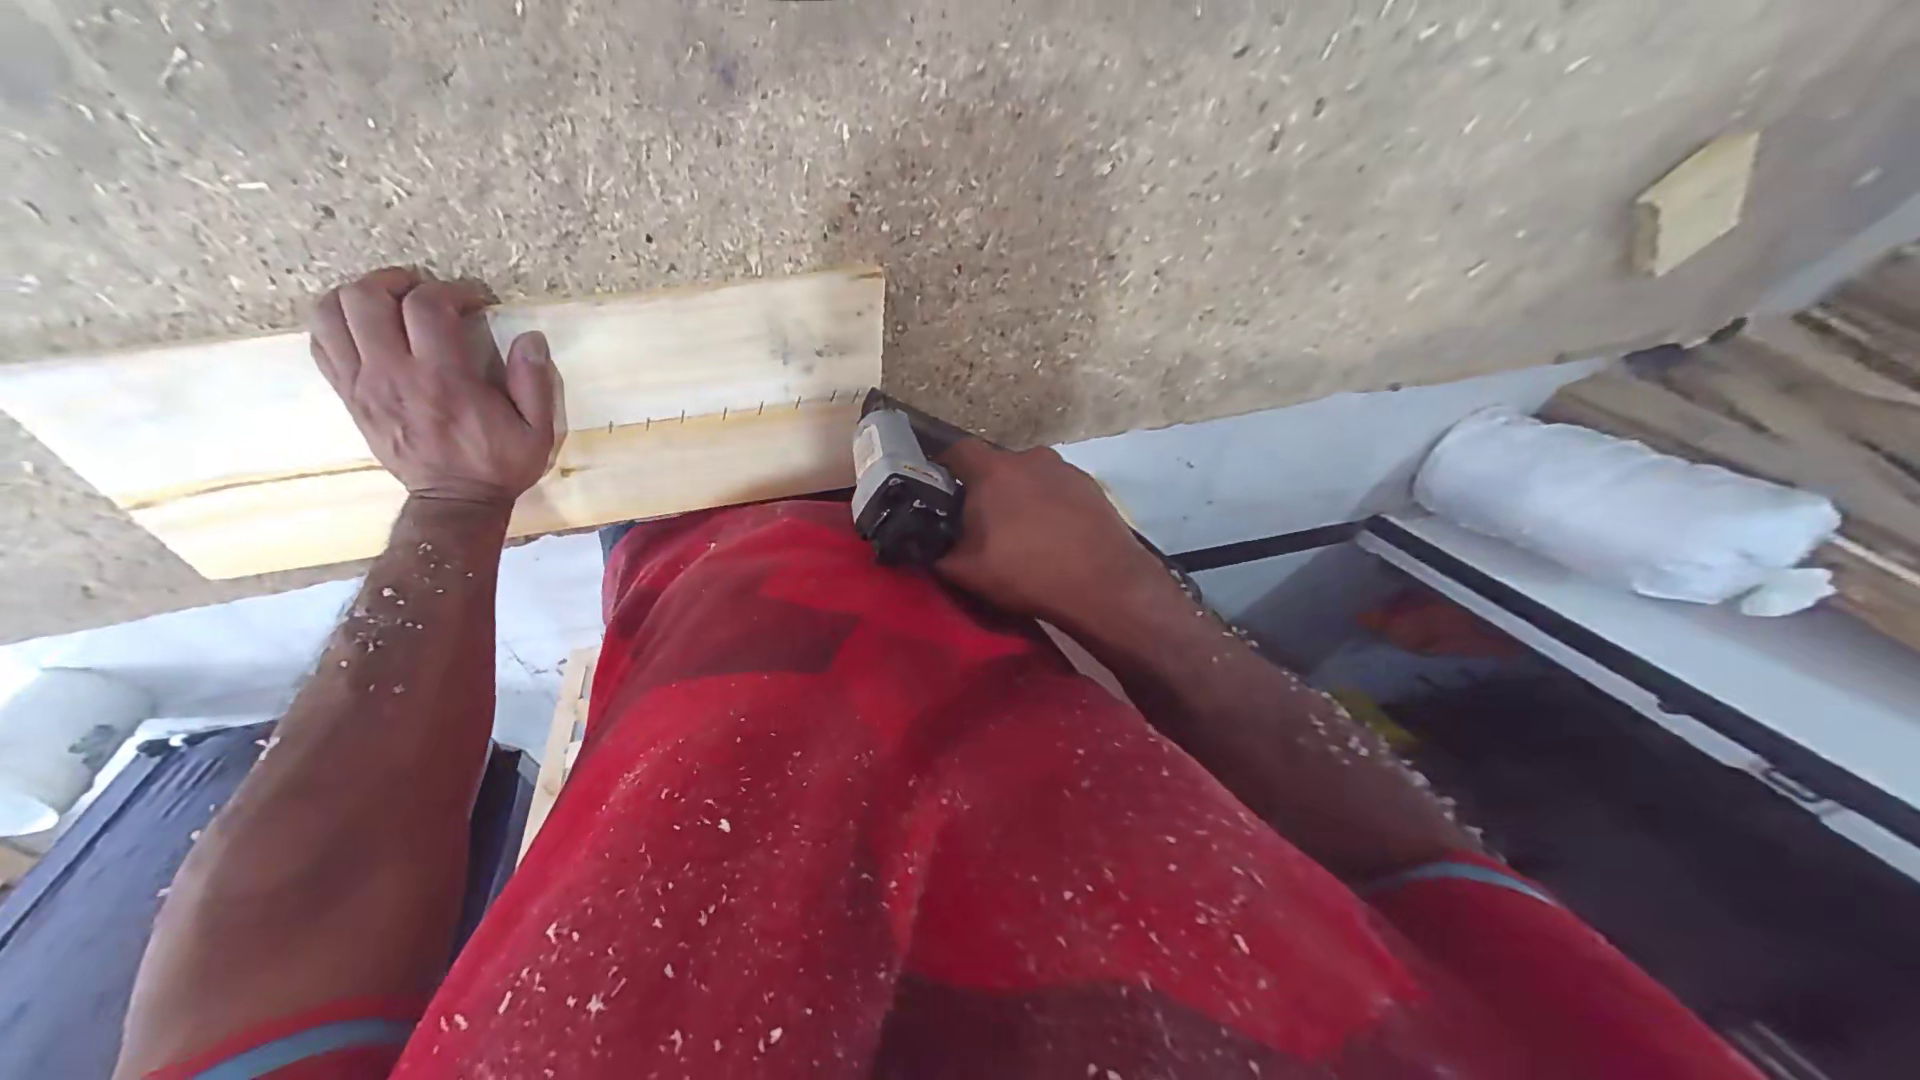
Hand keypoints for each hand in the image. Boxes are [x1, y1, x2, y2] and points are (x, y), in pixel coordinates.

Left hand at [309, 267, 561, 510]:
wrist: (455, 500)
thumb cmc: (499, 464)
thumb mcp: (537, 429)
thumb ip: (534, 381)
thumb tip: (531, 338)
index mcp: (445, 378)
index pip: (428, 307)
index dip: (453, 291)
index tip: (475, 301)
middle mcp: (394, 374)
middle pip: (367, 297)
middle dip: (397, 281)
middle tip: (425, 291)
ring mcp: (363, 384)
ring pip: (331, 313)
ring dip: (358, 295)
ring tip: (390, 302)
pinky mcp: (349, 395)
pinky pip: (321, 342)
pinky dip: (338, 322)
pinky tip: (369, 329)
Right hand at [934, 441, 1178, 627]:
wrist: (1103, 583)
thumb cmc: (1026, 572)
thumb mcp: (966, 571)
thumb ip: (935, 551)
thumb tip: (920, 543)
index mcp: (993, 471)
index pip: (958, 451)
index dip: (945, 468)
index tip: (942, 490)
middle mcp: (1029, 458)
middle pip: (996, 465)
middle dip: (986, 488)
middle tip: (984, 521)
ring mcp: (1064, 470)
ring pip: (1029, 477)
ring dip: (1021, 495)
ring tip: (1023, 531)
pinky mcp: (1090, 486)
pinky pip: (1057, 489)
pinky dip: (1050, 504)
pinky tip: (1055, 534)